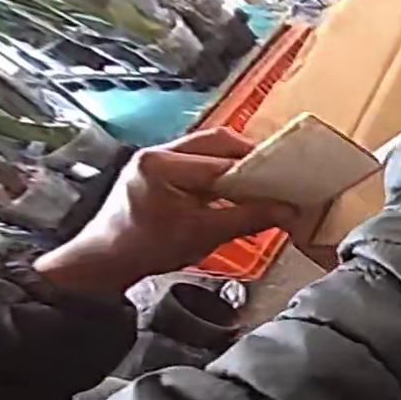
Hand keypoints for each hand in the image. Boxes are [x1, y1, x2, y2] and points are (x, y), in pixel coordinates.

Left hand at [35, 129, 292, 295]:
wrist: (110, 258)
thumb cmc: (150, 246)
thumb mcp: (208, 233)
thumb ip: (252, 218)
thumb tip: (290, 211)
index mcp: (162, 165)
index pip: (224, 162)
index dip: (260, 174)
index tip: (288, 187)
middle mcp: (158, 154)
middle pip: (218, 141)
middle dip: (252, 157)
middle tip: (279, 179)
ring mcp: (159, 159)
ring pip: (212, 147)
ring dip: (240, 163)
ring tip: (262, 184)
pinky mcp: (164, 168)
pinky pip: (204, 159)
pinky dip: (227, 170)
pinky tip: (240, 188)